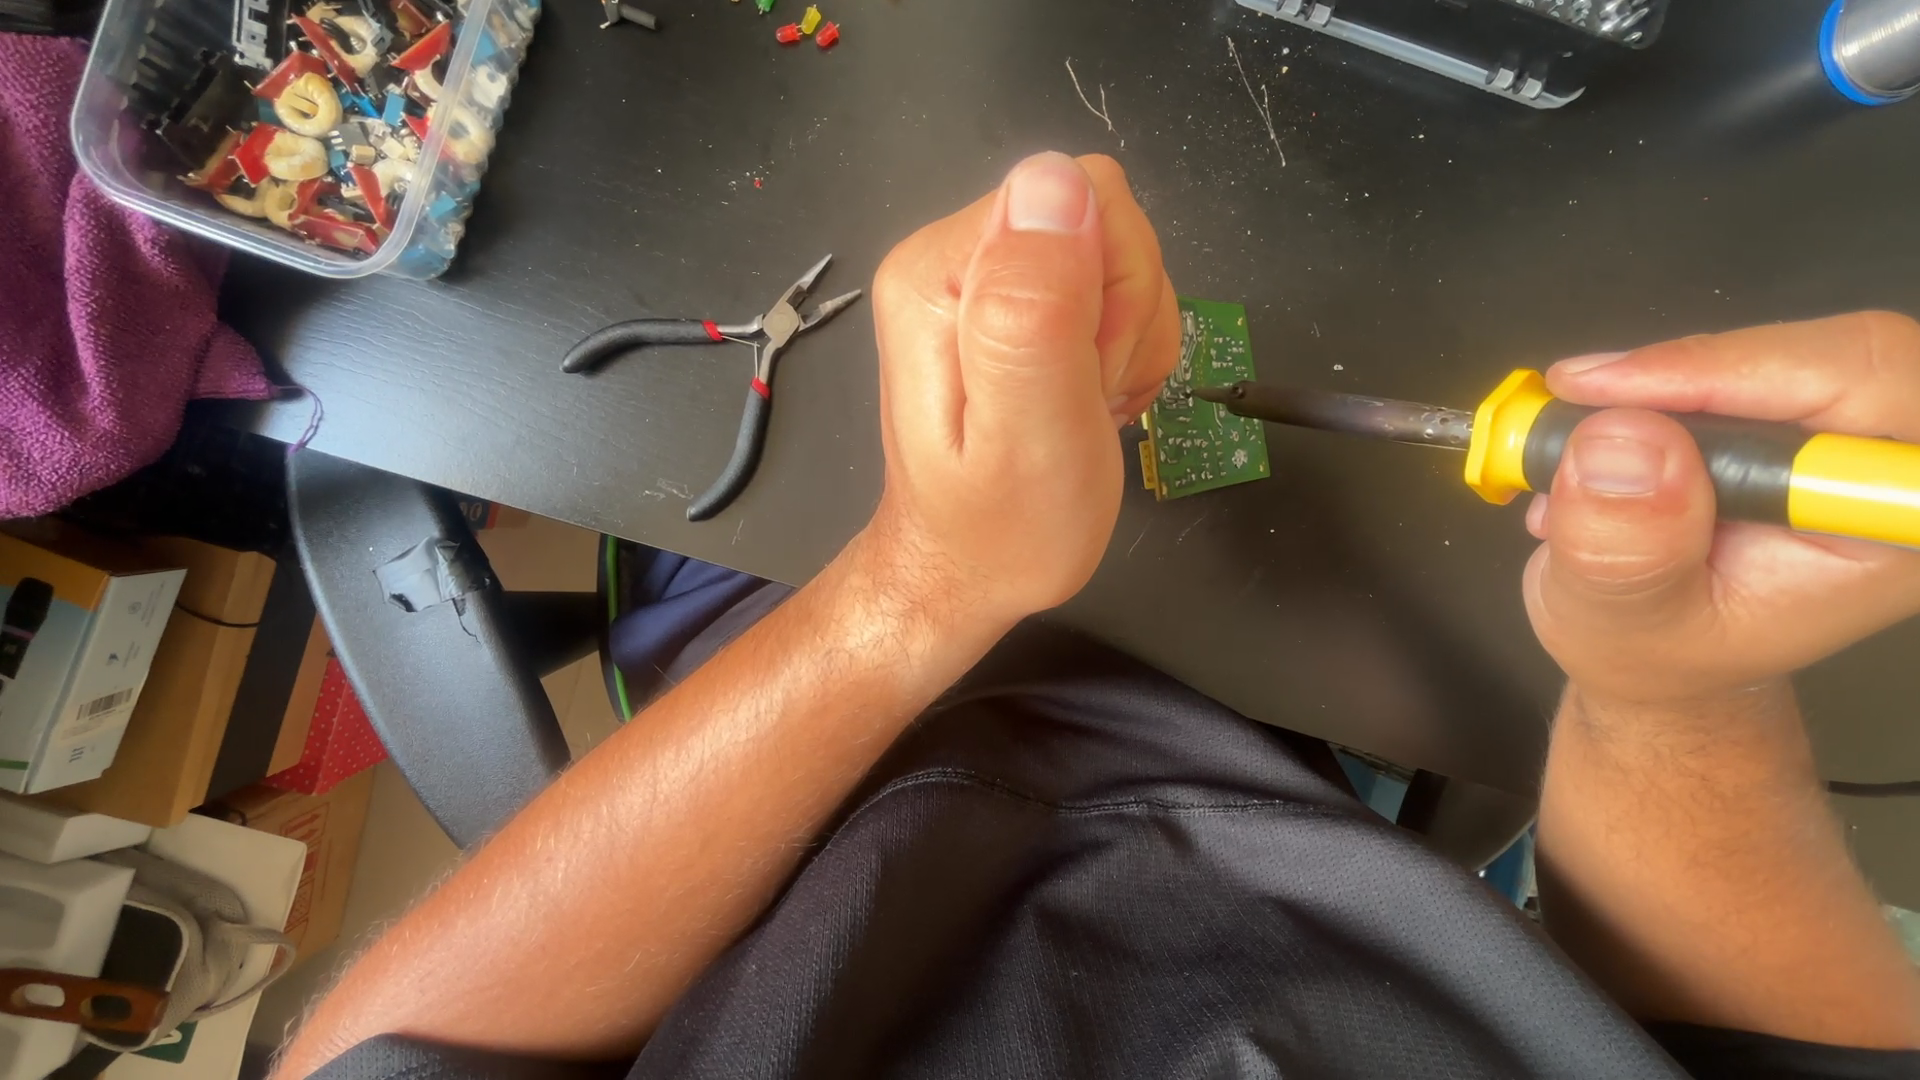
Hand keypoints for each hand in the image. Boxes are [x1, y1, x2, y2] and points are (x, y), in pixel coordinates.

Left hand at [860, 152, 1178, 625]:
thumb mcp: (1025, 436)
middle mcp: (953, 259)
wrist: (969, 570)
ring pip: (1117, 262)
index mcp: (938, 273)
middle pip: (1103, 222)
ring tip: (1082, 411)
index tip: (1084, 373)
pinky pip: (1111, 298)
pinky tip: (1087, 405)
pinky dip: (1121, 356)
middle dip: (1121, 318)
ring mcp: (987, 284)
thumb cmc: (1001, 528)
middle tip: (1083, 399)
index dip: (1113, 289)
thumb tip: (1055, 183)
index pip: (1081, 198)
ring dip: (1125, 344)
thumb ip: (1035, 313)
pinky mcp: (1018, 312)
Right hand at [1522, 312, 1919, 709]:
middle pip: (1815, 358)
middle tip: (1570, 400)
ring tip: (1564, 454)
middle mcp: (1886, 471)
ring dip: (1644, 394)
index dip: (1731, 371)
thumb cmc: (1650, 653)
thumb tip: (1613, 437)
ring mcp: (1840, 448)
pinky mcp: (1783, 431)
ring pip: (1757, 359)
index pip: (1860, 387)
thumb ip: (1625, 542)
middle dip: (1679, 376)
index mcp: (1891, 521)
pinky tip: (1589, 454)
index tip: (1597, 391)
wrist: (1651, 656)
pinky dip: (1636, 399)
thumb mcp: (1621, 615)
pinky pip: (1716, 375)